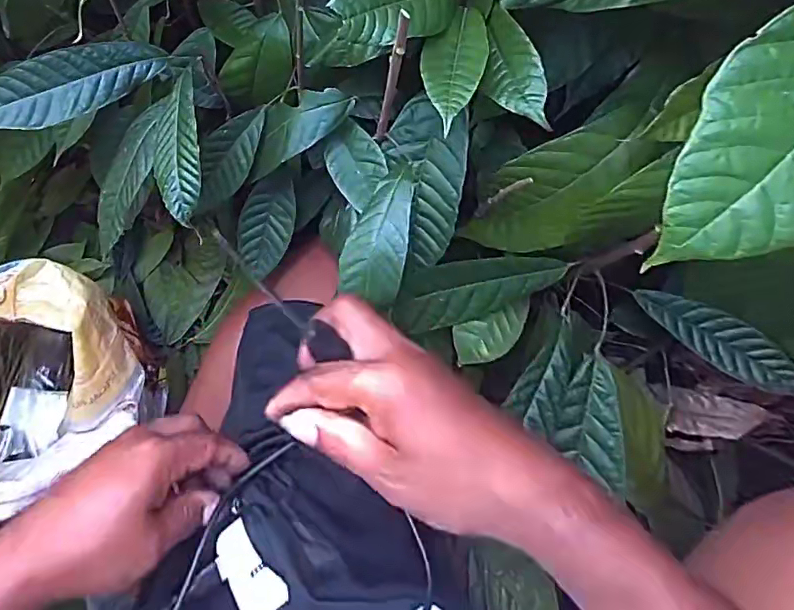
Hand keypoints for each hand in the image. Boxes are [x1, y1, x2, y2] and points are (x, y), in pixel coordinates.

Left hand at [0, 415, 247, 609]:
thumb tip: (209, 499)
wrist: (35, 551)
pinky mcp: (107, 454)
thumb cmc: (93, 549)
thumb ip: (188, 514)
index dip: (230, 454)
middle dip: (211, 447)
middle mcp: (141, 436)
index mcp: (157, 452)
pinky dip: (168, 456)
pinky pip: (149, 442)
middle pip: (190, 426)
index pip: (206, 441)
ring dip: (188, 451)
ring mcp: (121, 441)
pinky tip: (166, 491)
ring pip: (169, 431)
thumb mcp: (152, 542)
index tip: (244, 467)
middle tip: (223, 479)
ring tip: (196, 490)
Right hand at [264, 296, 595, 543]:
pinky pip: (382, 342)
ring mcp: (416, 353)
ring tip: (328, 391)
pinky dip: (359, 356)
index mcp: (382, 376)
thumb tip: (296, 418)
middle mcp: (397, 351)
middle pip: (348, 310)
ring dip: (339, 343)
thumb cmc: (452, 483)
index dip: (290, 395)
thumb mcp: (386, 473)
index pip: (320, 376)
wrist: (521, 481)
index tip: (271, 412)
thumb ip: (336, 439)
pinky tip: (359, 398)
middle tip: (306, 378)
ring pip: (366, 323)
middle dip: (317, 331)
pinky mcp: (428, 365)